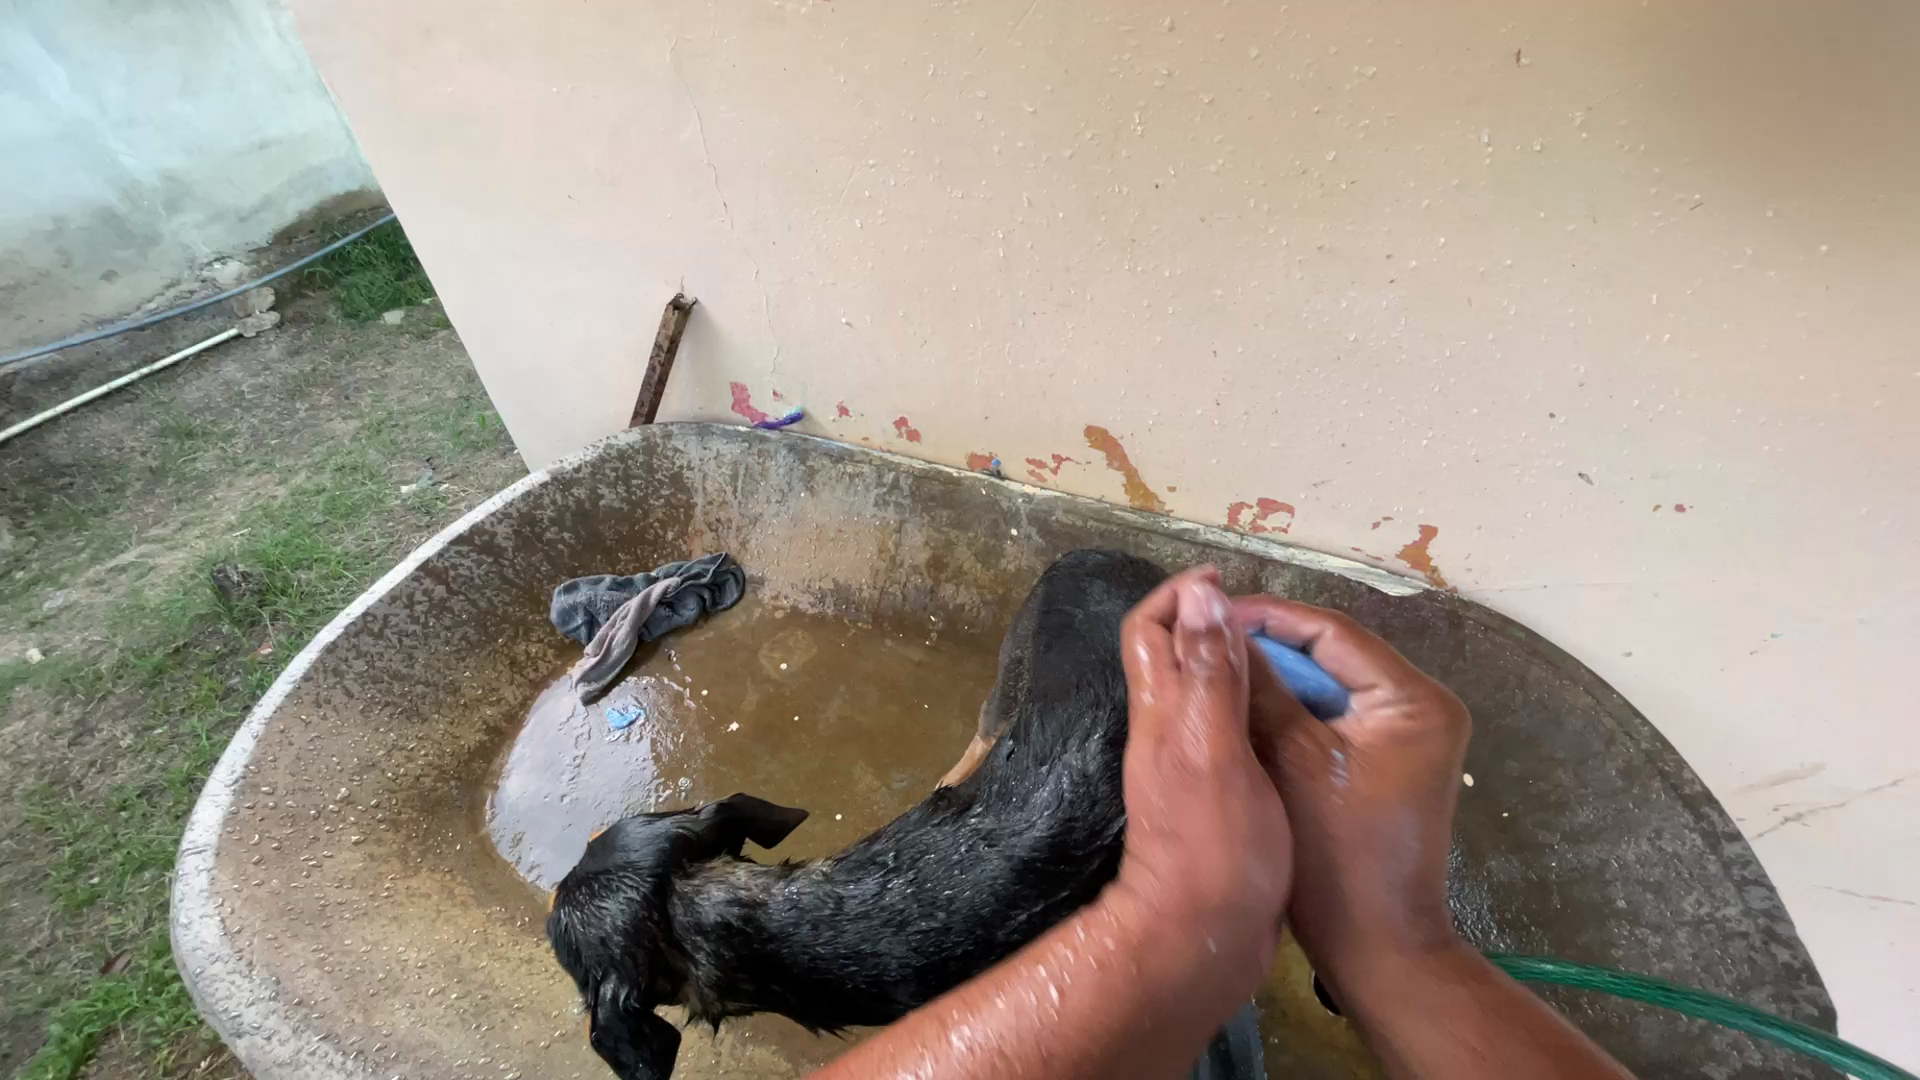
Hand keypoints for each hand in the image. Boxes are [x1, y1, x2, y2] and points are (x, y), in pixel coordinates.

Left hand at [1110, 568, 1293, 1006]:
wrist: (1201, 934)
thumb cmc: (1214, 842)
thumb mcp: (1214, 746)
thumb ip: (1208, 672)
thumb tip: (1200, 594)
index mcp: (1160, 710)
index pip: (1148, 629)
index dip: (1176, 595)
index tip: (1220, 578)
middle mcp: (1163, 726)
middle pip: (1167, 653)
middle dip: (1201, 619)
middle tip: (1258, 612)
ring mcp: (1183, 759)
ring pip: (1194, 688)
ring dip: (1224, 657)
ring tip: (1277, 649)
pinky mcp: (1208, 790)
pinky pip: (1218, 724)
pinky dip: (1242, 701)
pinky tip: (1280, 709)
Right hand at [1230, 596, 1471, 998]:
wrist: (1375, 942)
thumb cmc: (1336, 852)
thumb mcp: (1290, 756)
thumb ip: (1259, 685)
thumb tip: (1217, 625)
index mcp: (1413, 699)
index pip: (1332, 631)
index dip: (1268, 615)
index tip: (1211, 612)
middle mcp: (1421, 703)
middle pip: (1333, 650)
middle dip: (1270, 641)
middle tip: (1209, 634)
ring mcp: (1407, 729)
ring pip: (1328, 677)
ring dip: (1277, 669)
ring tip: (1219, 659)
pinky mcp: (1388, 751)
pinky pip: (1332, 707)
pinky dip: (1290, 700)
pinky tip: (1246, 696)